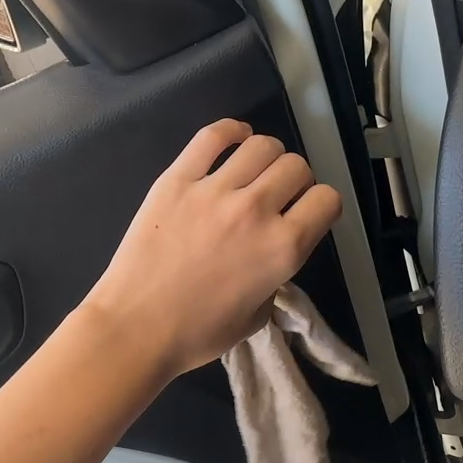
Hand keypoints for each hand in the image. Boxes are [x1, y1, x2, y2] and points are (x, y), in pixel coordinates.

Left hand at [78, 119, 341, 377]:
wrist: (135, 327)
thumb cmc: (196, 333)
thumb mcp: (257, 315)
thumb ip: (274, 275)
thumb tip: (270, 250)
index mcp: (282, 249)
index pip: (327, 199)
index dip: (322, 204)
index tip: (308, 211)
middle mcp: (255, 211)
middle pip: (295, 166)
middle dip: (295, 179)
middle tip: (278, 194)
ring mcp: (214, 190)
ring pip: (261, 145)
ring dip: (267, 154)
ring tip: (256, 168)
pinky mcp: (177, 178)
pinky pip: (212, 136)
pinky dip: (231, 129)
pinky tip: (236, 137)